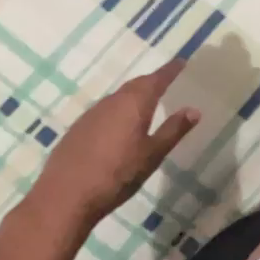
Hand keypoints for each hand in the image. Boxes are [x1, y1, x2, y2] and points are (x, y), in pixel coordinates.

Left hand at [26, 59, 199, 230]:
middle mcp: (112, 101)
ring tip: (144, 106)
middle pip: (136, 84)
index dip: (171, 69)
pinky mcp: (77, 129)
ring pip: (118, 98)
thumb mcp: (152, 155)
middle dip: (152, 82)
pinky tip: (117, 129)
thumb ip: (173, 130)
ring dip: (133, 97)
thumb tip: (194, 109)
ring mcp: (91, 114)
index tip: (181, 62)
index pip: (157, 78)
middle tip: (166, 83)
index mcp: (134, 103)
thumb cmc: (116, 175)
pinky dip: (116, 112)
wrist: (64, 198)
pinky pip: (103, 112)